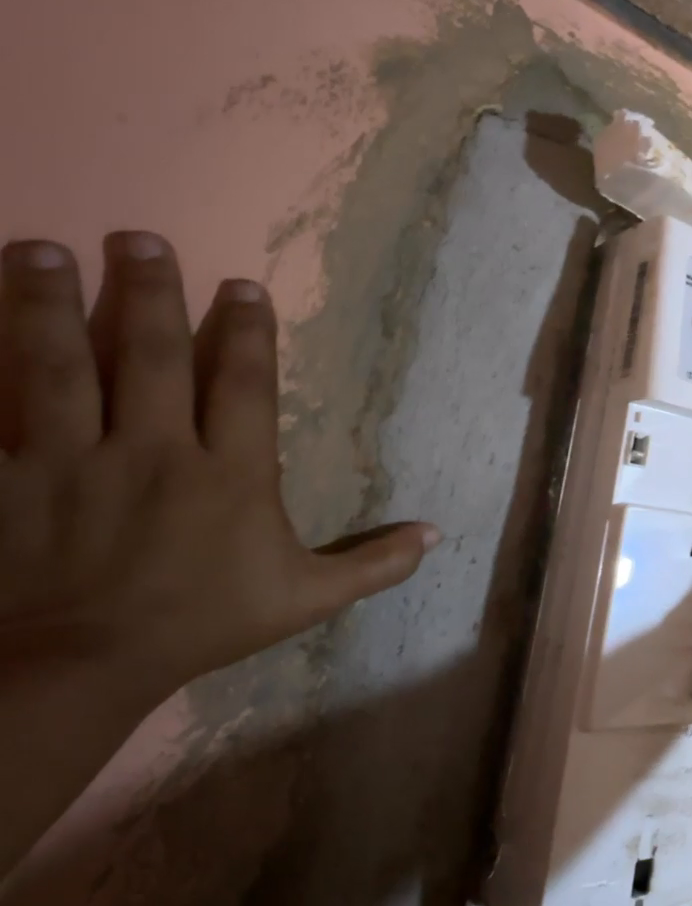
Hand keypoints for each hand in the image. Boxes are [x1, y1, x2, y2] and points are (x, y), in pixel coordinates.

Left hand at [0, 233, 437, 686]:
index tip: (239, 284)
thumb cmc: (203, 625)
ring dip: (48, 303)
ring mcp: (68, 462)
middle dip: (145, 292)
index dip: (243, 331)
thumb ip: (375, 563)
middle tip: (138, 237)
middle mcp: (154, 452)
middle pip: (148, 356)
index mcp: (232, 475)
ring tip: (40, 248)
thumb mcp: (308, 598)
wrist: (73, 668)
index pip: (242, 385)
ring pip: (58, 366)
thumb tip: (437, 533)